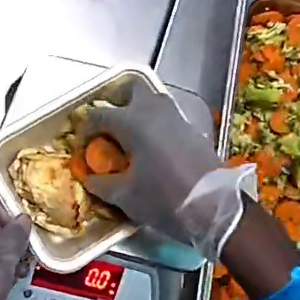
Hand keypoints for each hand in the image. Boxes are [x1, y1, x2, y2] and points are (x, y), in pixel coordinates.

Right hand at [77, 86, 249, 257]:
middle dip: (115, 105)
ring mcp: (176, 117)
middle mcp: (155, 111)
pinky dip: (152, 125)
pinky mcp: (191, 129)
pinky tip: (149, 150)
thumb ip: (101, 184)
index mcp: (133, 122)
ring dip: (136, 114)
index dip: (85, 131)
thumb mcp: (125, 196)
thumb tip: (90, 178)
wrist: (216, 209)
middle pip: (130, 91)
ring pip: (151, 101)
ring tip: (127, 141)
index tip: (83, 148)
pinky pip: (165, 116)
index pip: (99, 115)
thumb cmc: (166, 200)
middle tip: (106, 131)